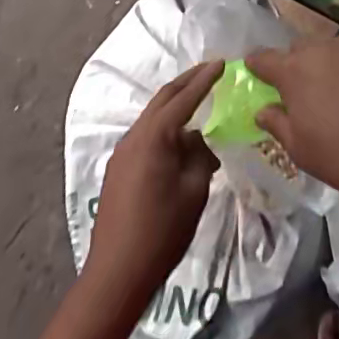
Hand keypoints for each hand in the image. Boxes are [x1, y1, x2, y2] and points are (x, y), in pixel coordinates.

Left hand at [88, 61, 221, 293]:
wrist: (117, 274)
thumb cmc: (162, 231)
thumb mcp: (194, 189)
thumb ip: (199, 154)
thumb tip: (196, 139)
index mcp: (153, 138)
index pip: (183, 98)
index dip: (204, 79)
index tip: (222, 63)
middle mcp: (133, 138)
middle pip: (162, 100)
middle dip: (187, 82)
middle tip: (210, 69)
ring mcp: (122, 155)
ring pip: (152, 118)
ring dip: (175, 105)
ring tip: (199, 98)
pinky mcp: (119, 171)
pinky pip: (146, 136)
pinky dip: (166, 127)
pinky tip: (181, 136)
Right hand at [246, 30, 338, 212]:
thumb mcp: (301, 151)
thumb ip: (277, 123)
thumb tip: (263, 109)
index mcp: (294, 72)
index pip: (264, 58)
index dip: (259, 65)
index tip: (259, 71)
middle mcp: (321, 47)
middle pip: (302, 49)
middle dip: (302, 66)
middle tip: (314, 92)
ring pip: (335, 46)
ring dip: (335, 61)